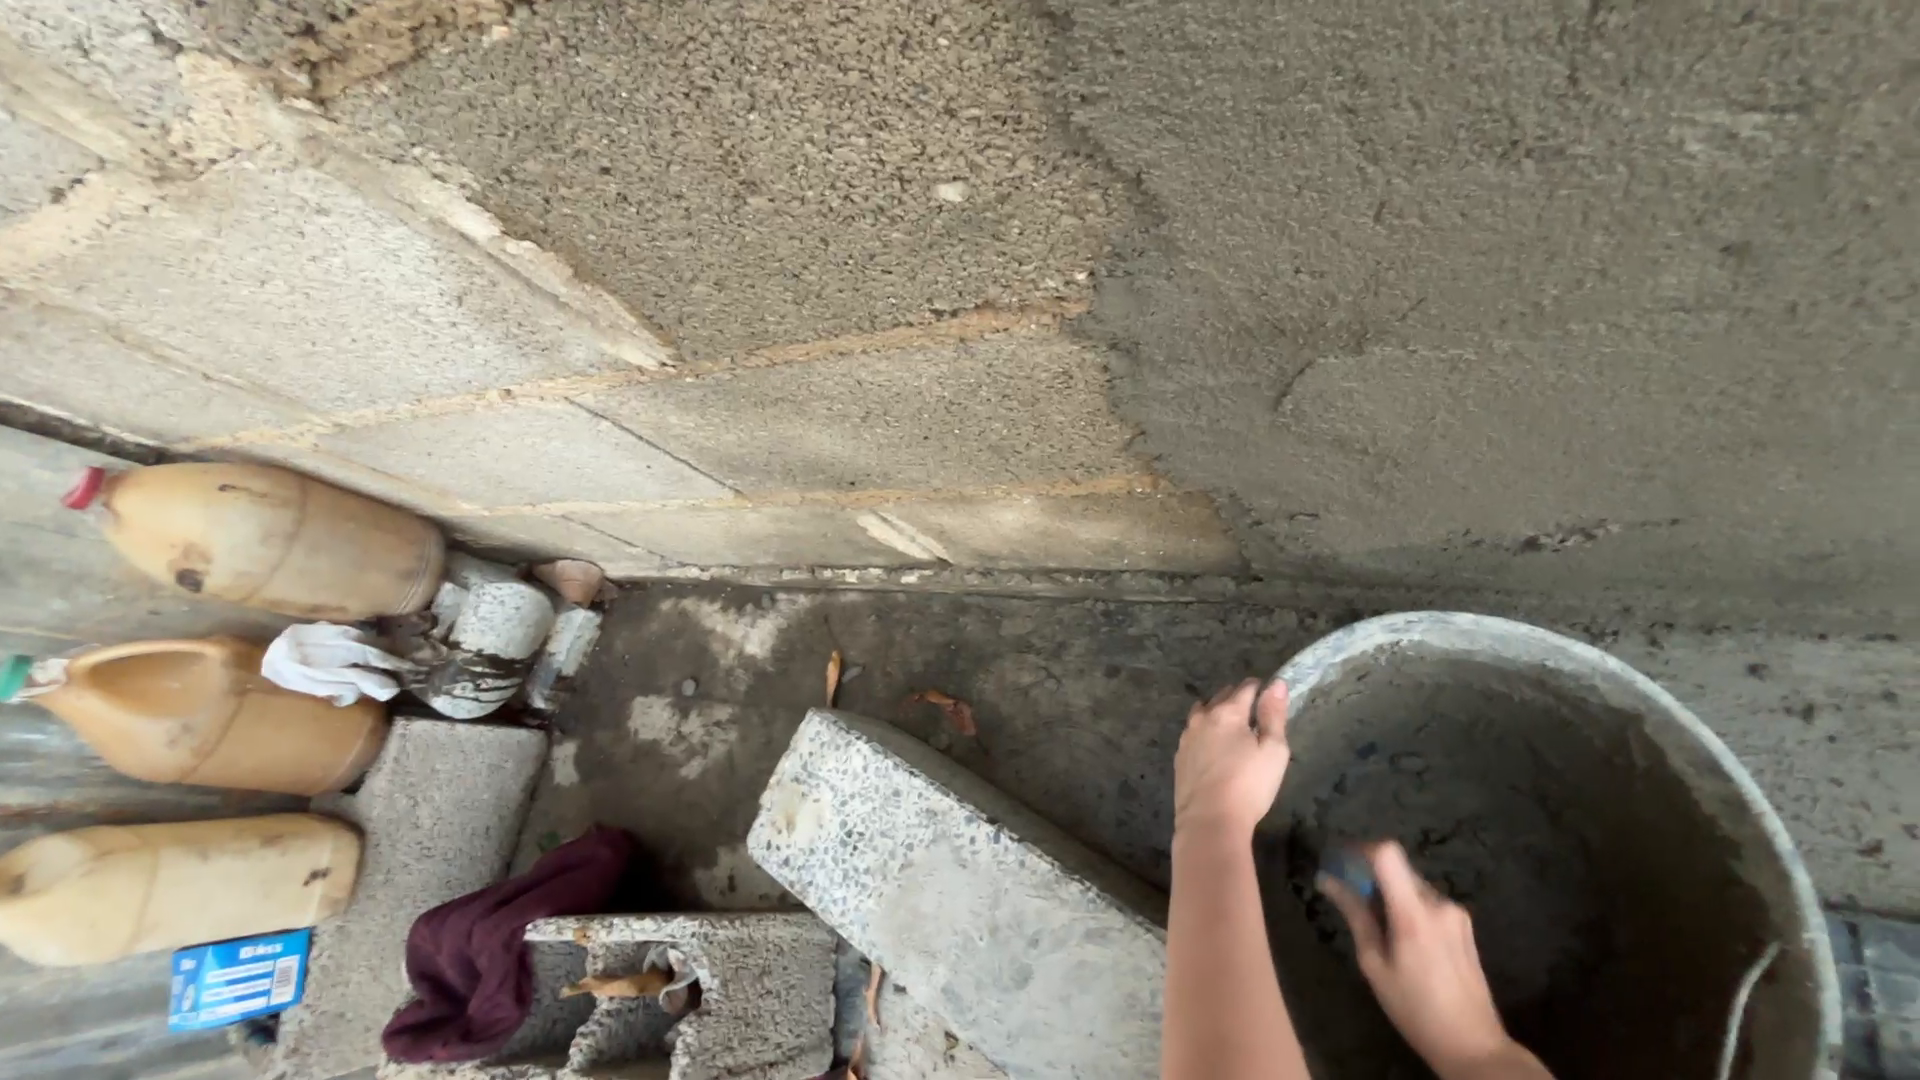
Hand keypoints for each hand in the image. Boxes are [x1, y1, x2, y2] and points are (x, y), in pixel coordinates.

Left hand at [1173, 679, 1289, 840]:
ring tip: (1227, 718)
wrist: (1209, 819)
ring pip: (1201, 712)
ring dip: (1215, 709)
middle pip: (1220, 697)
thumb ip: (1274, 715)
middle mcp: (1203, 718)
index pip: (1245, 689)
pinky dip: (1203, 728)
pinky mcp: (1179, 756)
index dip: (1258, 687)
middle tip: (1250, 703)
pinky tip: (1208, 740)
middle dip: (1236, 696)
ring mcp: (1187, 737)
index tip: (1266, 690)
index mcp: (1228, 713)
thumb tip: (1276, 683)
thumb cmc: (1249, 785)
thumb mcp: (1273, 750)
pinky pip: (1192, 731)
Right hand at [1318, 842, 1548, 1079]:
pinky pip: (1426, 901)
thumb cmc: (1416, 1009)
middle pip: (1397, 868)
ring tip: (1376, 926)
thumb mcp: (1375, 965)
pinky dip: (1406, 905)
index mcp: (1414, 914)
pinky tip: (1402, 938)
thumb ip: (1355, 916)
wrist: (1475, 1047)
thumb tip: (1328, 881)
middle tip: (1349, 898)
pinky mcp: (1464, 926)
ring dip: (1389, 893)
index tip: (1341, 864)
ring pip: (1411, 884)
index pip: (1388, 854)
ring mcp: (1456, 914)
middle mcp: (1439, 904)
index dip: (1360, 850)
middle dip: (1370, 876)